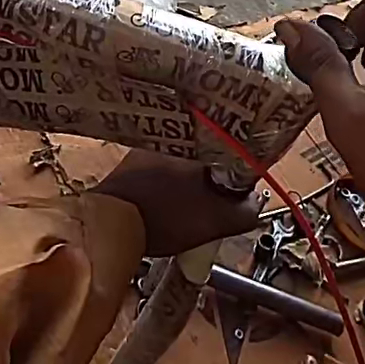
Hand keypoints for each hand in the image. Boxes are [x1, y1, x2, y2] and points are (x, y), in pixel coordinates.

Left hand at [91, 149, 258, 256]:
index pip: (227, 149)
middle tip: (219, 202)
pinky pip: (160, 171)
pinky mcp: (130, 164)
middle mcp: (170, 139)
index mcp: (193, 144)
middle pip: (204, 157)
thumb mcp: (214, 221)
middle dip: (214, 178)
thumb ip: (242, 211)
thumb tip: (255, 202)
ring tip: (195, 207)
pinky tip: (170, 205)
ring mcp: (146, 149)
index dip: (237, 171)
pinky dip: (168, 185)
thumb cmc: (165, 218)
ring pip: (181, 164)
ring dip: (190, 182)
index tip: (241, 191)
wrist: (109, 224)